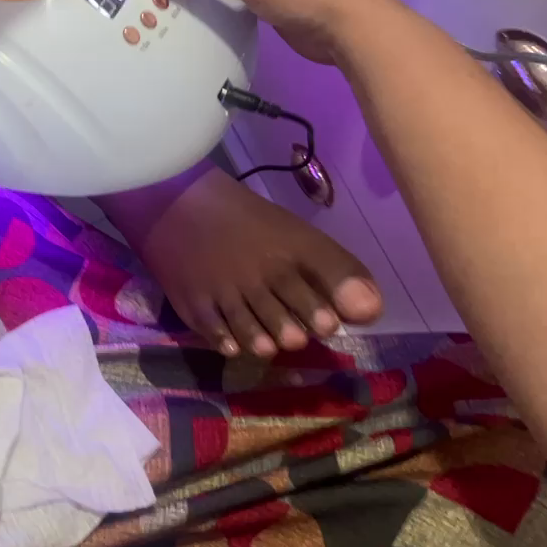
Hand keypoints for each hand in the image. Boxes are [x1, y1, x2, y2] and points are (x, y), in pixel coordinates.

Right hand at [117, 166, 381, 356]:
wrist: (174, 203)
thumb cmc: (242, 218)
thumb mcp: (294, 234)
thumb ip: (335, 271)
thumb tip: (372, 312)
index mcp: (287, 256)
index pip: (319, 304)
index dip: (324, 318)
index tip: (325, 323)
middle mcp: (257, 277)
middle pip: (289, 327)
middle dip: (296, 333)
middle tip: (294, 332)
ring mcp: (223, 293)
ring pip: (256, 337)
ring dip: (266, 342)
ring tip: (268, 340)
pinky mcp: (193, 305)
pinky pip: (218, 338)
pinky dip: (230, 343)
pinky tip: (234, 341)